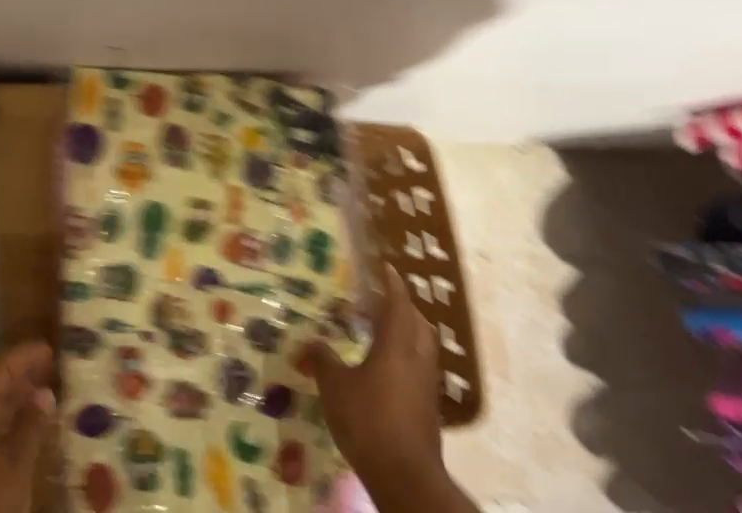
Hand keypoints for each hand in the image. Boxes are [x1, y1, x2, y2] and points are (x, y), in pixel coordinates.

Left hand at [0, 341, 56, 512]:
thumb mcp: (16, 467)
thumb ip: (30, 428)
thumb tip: (44, 393)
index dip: (22, 356)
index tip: (48, 347)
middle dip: (18, 374)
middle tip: (48, 366)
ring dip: (11, 398)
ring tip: (41, 391)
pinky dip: (3, 421)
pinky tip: (21, 429)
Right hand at [306, 266, 443, 484]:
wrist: (404, 474)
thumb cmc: (367, 420)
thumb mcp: (334, 386)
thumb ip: (323, 359)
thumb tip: (313, 342)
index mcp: (397, 346)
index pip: (398, 304)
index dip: (392, 284)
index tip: (386, 267)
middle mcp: (418, 359)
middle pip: (418, 323)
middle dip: (402, 306)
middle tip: (379, 299)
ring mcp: (427, 385)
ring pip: (422, 346)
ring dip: (406, 331)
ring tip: (381, 330)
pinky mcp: (428, 406)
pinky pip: (419, 367)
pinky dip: (405, 356)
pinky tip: (385, 367)